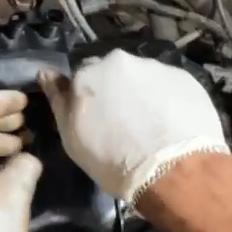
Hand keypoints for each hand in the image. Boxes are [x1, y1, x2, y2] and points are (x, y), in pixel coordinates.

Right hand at [40, 50, 228, 204]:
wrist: (174, 170)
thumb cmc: (112, 158)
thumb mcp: (72, 136)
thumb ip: (58, 100)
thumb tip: (46, 74)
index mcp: (89, 72)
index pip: (81, 74)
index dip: (87, 96)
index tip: (94, 116)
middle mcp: (120, 60)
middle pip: (112, 71)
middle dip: (114, 89)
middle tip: (121, 120)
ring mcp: (155, 67)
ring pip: (141, 77)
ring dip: (140, 93)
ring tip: (149, 124)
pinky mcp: (185, 78)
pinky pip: (168, 85)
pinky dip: (165, 99)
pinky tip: (169, 123)